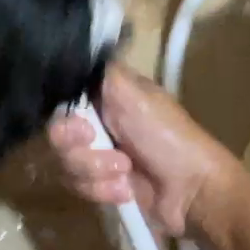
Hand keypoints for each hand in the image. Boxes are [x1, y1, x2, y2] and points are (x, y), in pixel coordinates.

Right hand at [46, 63, 241, 236]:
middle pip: (56, 135)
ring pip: (64, 163)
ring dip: (95, 172)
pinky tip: (126, 190)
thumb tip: (70, 56)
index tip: (84, 127)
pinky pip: (77, 186)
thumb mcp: (134, 94)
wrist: (193, 193)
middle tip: (111, 155)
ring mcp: (95, 154)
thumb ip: (100, 73)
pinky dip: (102, 190)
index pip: (60, 99)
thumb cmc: (167, 137)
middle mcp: (94, 121)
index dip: (65, 117)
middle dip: (80, 151)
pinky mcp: (99, 184)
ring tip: (125, 173)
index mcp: (102, 96)